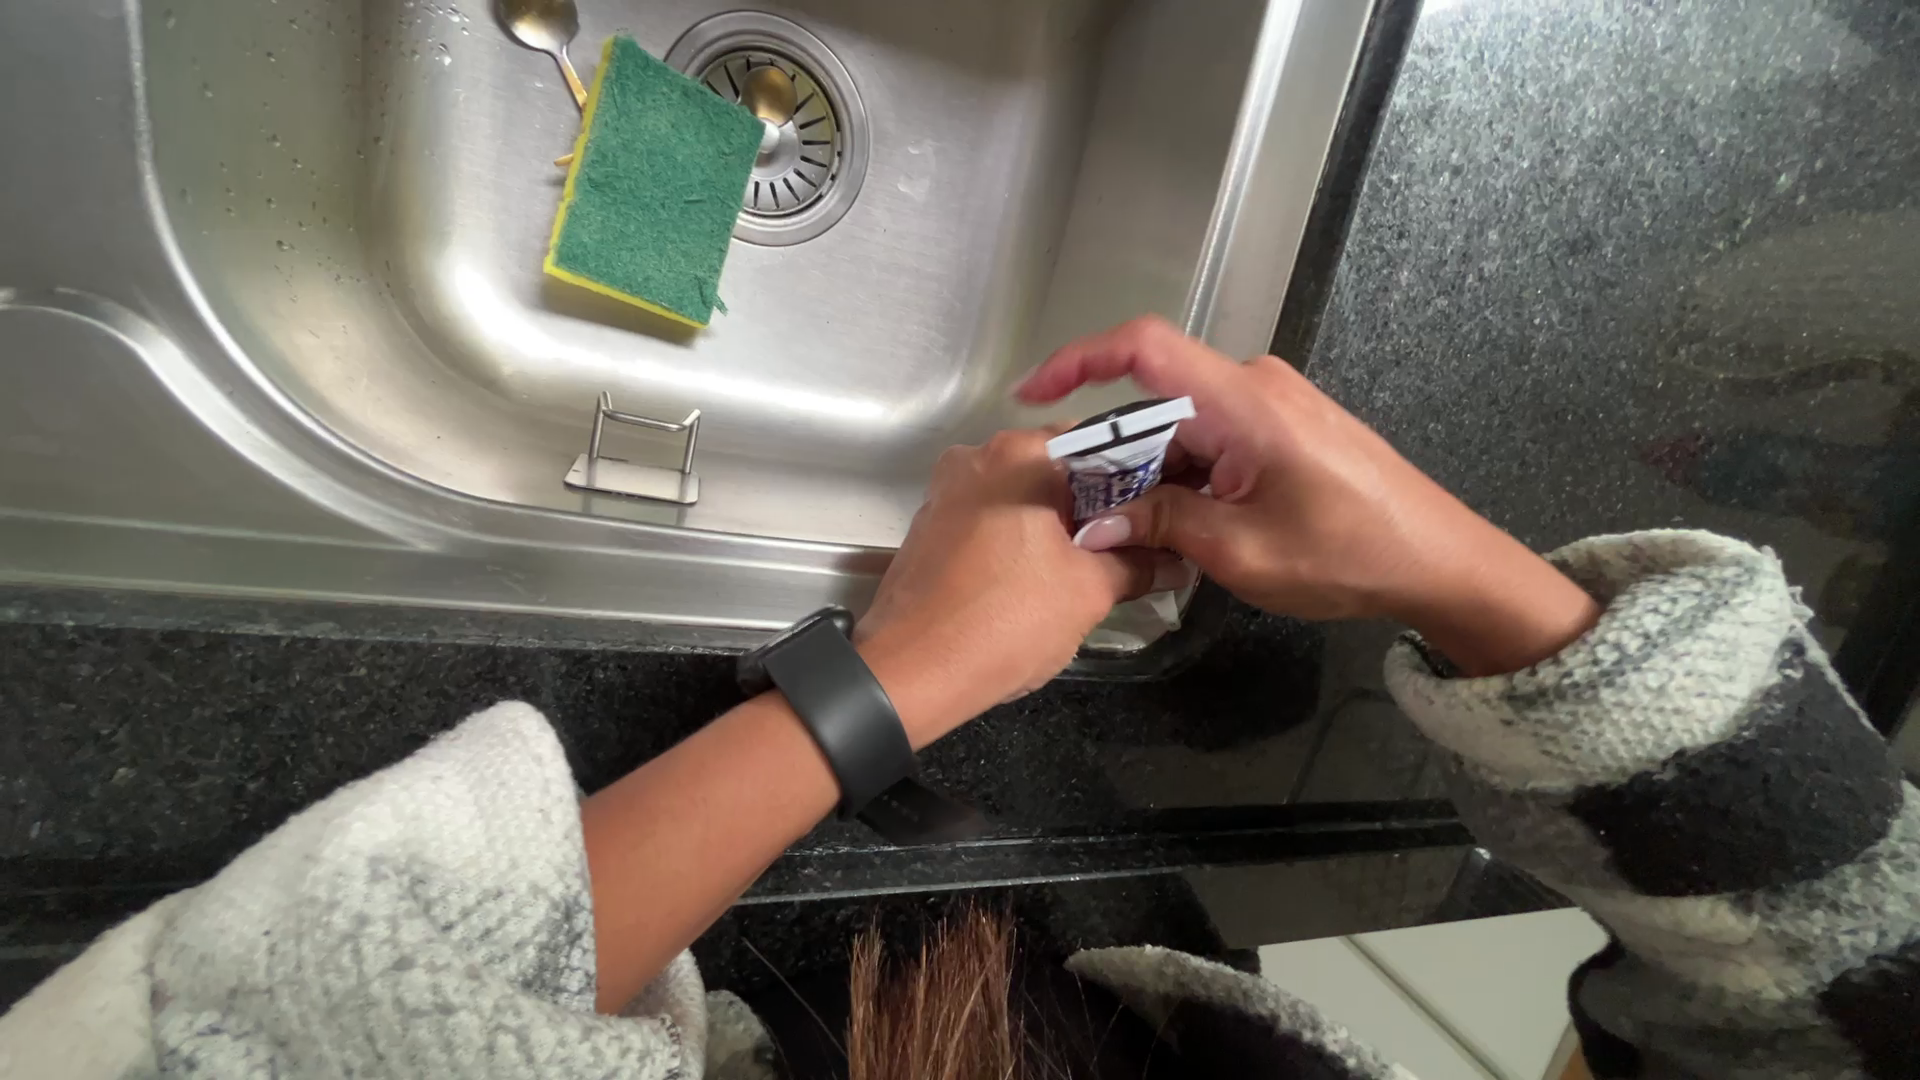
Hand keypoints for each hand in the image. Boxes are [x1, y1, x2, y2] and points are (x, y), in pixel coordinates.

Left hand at [855, 429, 1183, 744]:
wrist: (909, 672)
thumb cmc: (1005, 620)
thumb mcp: (1088, 593)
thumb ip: (1136, 565)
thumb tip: (1171, 560)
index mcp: (1019, 454)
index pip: (1099, 442)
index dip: (1137, 476)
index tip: (1159, 509)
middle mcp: (976, 457)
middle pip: (1055, 469)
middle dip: (1094, 507)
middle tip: (1130, 546)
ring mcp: (946, 491)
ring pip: (1020, 497)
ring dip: (1055, 527)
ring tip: (1086, 569)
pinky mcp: (929, 526)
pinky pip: (989, 519)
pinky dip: (1016, 540)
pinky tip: (1034, 579)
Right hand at [1016, 316, 1597, 675]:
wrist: (1441, 562)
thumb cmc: (1349, 554)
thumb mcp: (1240, 550)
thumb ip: (1159, 526)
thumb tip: (1092, 529)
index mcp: (1242, 402)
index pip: (1144, 348)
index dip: (1078, 359)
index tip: (1033, 392)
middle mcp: (1252, 386)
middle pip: (1154, 399)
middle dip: (1110, 452)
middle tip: (1085, 508)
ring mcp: (1268, 404)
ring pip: (1179, 425)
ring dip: (1147, 472)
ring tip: (1132, 529)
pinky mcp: (1278, 426)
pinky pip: (1209, 438)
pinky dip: (1180, 475)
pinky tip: (1177, 521)